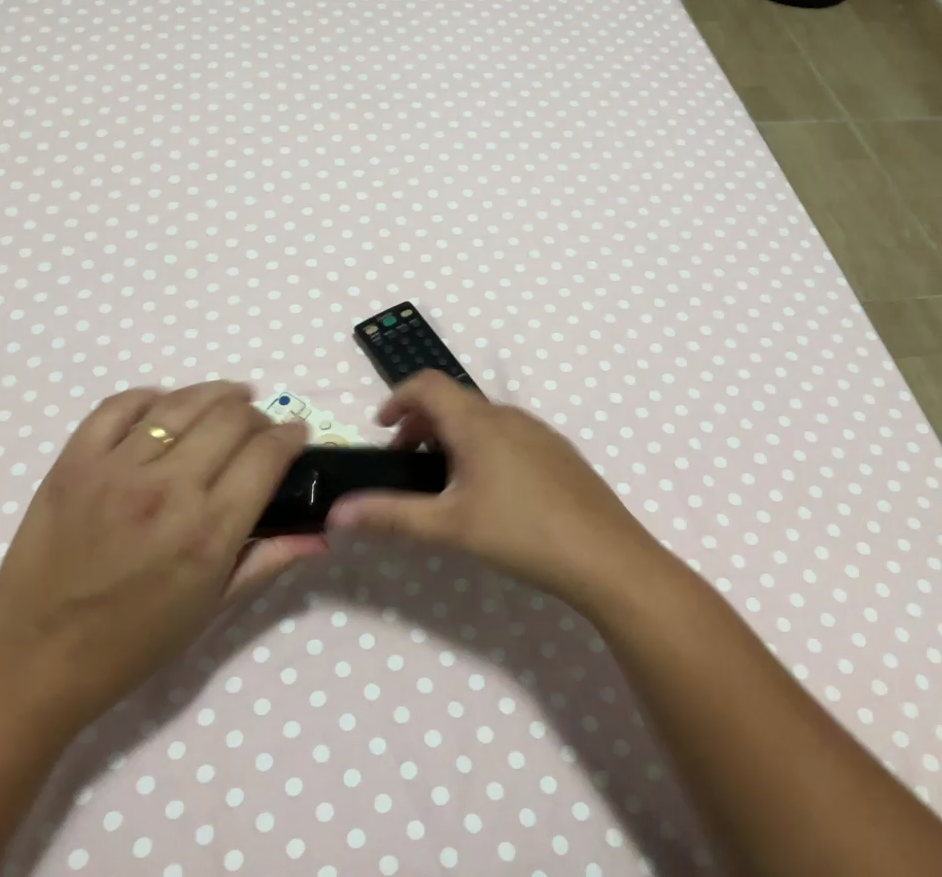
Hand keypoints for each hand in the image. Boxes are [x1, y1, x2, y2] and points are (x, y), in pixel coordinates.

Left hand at [0, 382, 325, 722]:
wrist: (34, 659)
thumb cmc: (134, 644)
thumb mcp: (212, 609)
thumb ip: (268, 560)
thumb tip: (319, 533)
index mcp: (209, 531)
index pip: (267, 454)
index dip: (291, 436)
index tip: (296, 435)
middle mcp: (168, 489)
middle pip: (230, 417)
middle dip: (258, 415)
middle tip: (260, 428)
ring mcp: (115, 469)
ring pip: (181, 403)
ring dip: (215, 394)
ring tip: (229, 398)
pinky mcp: (73, 461)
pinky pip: (119, 406)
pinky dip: (150, 398)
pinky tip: (164, 407)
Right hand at [327, 371, 671, 611]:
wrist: (605, 556)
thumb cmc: (521, 534)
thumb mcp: (448, 527)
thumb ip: (390, 516)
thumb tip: (336, 514)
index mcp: (477, 422)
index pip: (427, 385)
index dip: (397, 398)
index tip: (381, 429)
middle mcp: (508, 416)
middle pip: (454, 402)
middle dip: (421, 424)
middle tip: (405, 464)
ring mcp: (539, 432)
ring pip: (483, 419)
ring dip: (452, 437)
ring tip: (444, 483)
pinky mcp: (560, 453)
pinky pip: (509, 435)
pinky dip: (483, 447)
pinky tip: (491, 494)